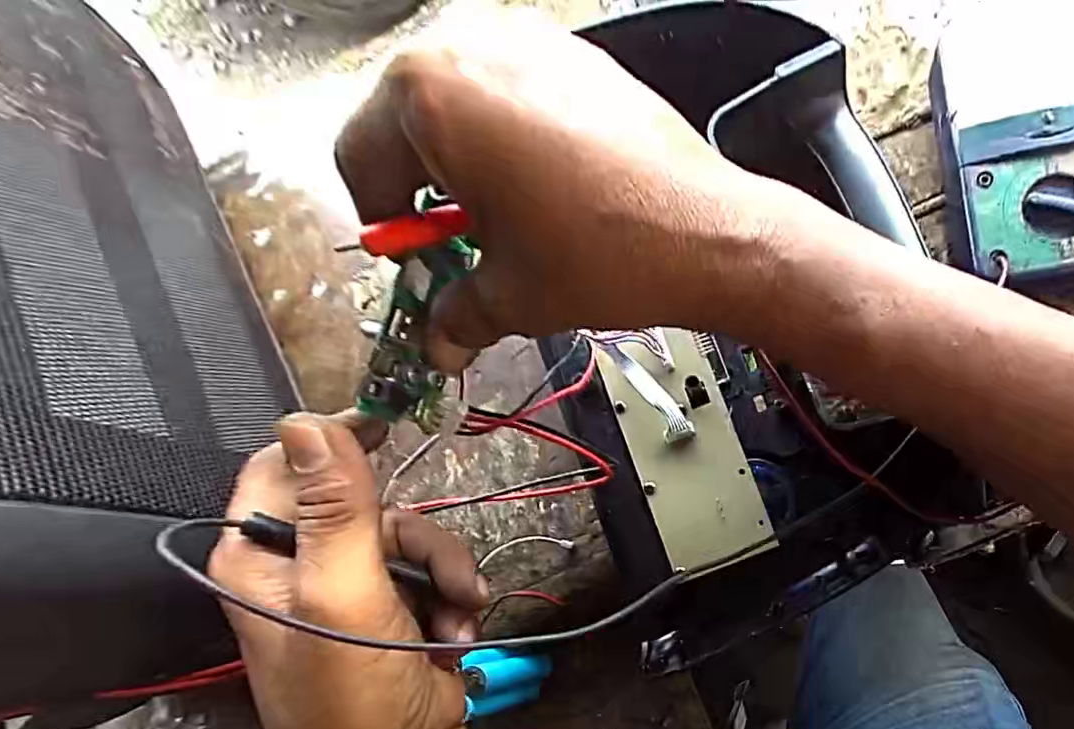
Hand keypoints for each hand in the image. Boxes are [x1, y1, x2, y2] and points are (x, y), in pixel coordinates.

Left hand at [209, 414, 493, 728]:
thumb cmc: (355, 694)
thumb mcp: (344, 598)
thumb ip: (334, 510)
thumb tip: (308, 420)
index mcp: (263, 557)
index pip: (285, 469)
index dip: (335, 444)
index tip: (394, 427)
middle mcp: (307, 568)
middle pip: (375, 510)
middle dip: (424, 544)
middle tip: (447, 579)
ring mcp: (361, 593)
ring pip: (420, 545)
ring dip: (453, 578)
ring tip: (462, 619)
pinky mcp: (406, 613)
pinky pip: (442, 578)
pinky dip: (461, 602)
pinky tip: (461, 635)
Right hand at [333, 10, 788, 362]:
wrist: (713, 238)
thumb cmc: (616, 258)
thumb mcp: (520, 297)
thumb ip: (460, 314)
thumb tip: (439, 339)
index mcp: (425, 96)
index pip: (360, 163)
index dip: (388, 228)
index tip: (421, 264)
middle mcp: (469, 45)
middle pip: (411, 129)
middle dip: (435, 197)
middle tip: (475, 251)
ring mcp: (531, 43)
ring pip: (467, 112)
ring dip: (478, 170)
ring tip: (527, 226)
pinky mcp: (580, 60)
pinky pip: (522, 101)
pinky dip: (523, 146)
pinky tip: (562, 195)